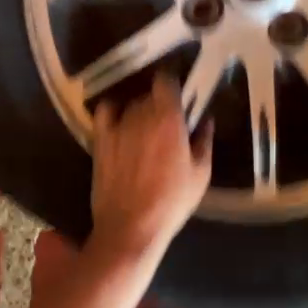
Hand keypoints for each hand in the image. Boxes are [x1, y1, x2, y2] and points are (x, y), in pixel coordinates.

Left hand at [89, 76, 212, 258]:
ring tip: (146, 129)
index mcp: (169, 118)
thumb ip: (204, 141)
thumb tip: (206, 119)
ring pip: (131, 104)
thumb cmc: (171, 201)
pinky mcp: (101, 139)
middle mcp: (141, 114)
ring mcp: (118, 126)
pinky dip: (114, 110)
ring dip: (140, 111)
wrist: (130, 228)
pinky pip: (106, 111)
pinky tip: (121, 122)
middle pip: (150, 93)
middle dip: (160, 102)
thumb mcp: (200, 174)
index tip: (180, 93)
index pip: (166, 79)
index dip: (173, 81)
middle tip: (169, 121)